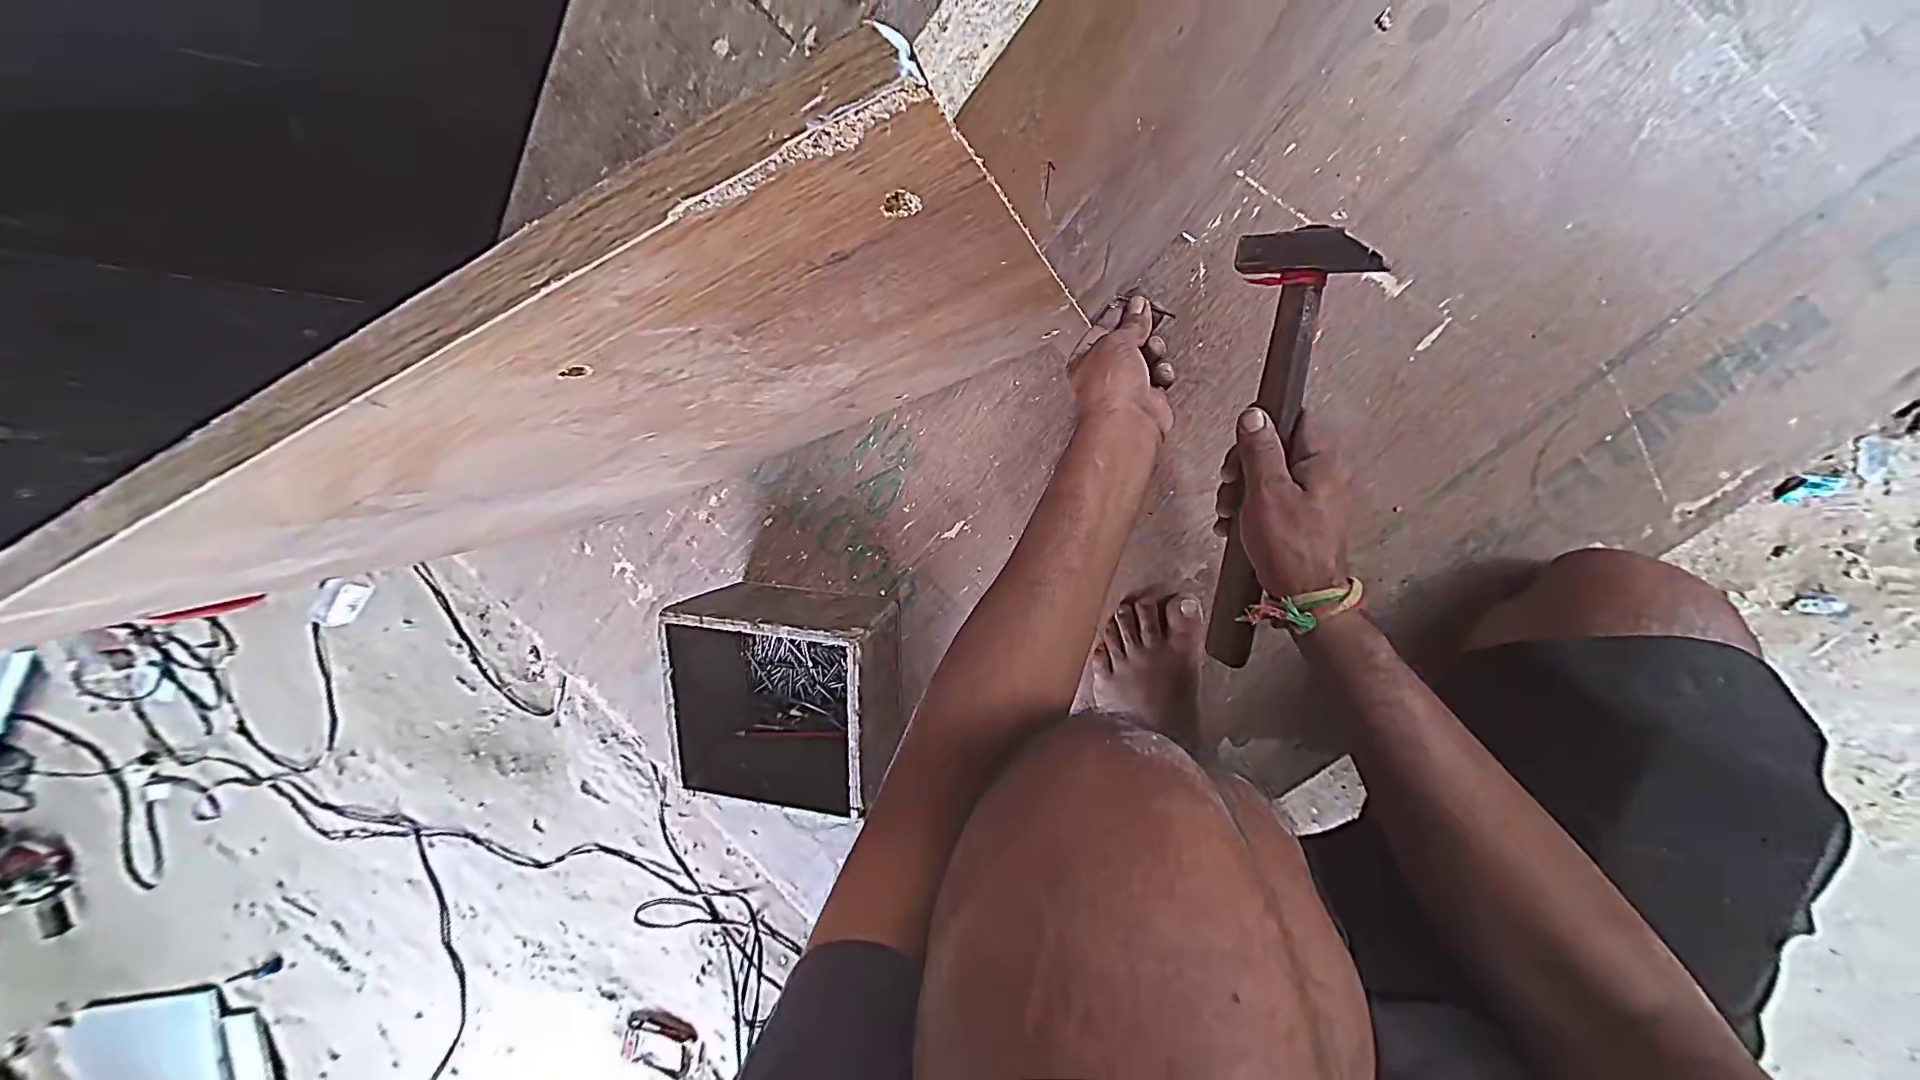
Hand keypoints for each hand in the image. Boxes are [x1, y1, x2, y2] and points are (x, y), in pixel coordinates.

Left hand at [1068, 294, 1174, 434]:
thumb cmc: (1110, 386)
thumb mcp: (1117, 341)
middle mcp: (1103, 374)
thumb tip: (1138, 306)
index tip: (1136, 303)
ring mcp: (1125, 387)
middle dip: (1141, 334)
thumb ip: (1130, 323)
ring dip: (1154, 353)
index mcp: (1085, 358)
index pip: (1102, 329)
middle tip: (1148, 327)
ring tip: (1153, 353)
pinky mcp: (1147, 399)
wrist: (1128, 422)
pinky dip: (1162, 374)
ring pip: (1146, 358)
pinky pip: (1159, 377)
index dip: (1119, 314)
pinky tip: (1160, 376)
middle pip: (1127, 343)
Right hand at [1214, 407, 1352, 598]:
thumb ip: (1259, 450)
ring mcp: (1315, 494)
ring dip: (1241, 489)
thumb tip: (1254, 414)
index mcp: (1323, 459)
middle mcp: (1325, 471)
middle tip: (1228, 487)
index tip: (1241, 453)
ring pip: (1269, 473)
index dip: (1262, 430)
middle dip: (1243, 466)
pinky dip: (1250, 506)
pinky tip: (1234, 523)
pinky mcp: (1304, 514)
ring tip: (1227, 512)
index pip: (1294, 418)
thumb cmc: (1289, 546)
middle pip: (1276, 446)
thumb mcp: (1266, 492)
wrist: (1304, 595)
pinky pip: (1272, 496)